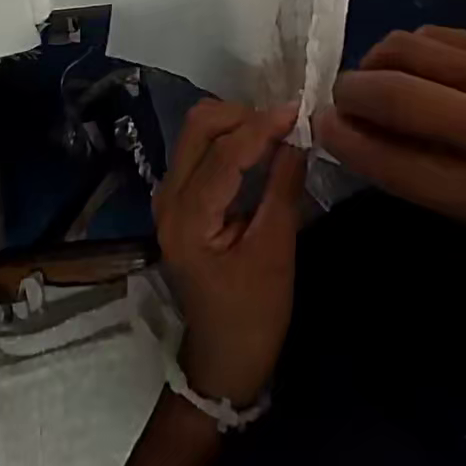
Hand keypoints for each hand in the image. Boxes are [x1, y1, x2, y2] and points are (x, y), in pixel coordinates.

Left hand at [154, 100, 307, 405]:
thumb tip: (298, 136)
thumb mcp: (276, 251)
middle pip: (198, 127)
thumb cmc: (254, 313)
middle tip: (286, 123)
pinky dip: (229, 137)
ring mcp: (167, 195)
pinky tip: (259, 145)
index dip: (262, 126)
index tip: (298, 110)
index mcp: (188, 218)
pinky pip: (199, 148)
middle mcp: (167, 198)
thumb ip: (283, 187)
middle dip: (243, 115)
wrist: (224, 355)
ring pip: (196, 132)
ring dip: (236, 122)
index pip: (224, 152)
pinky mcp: (178, 196)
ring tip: (277, 131)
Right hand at [321, 26, 465, 281]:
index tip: (320, 123)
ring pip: (410, 48)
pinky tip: (415, 70)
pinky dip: (410, 51)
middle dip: (349, 92)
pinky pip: (438, 36)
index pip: (397, 161)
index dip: (346, 139)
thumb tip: (353, 130)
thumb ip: (422, 177)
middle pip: (396, 92)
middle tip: (339, 100)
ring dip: (376, 64)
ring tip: (376, 83)